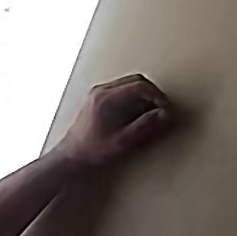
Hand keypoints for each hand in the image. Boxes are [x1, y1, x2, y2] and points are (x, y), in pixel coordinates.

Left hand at [55, 74, 174, 167]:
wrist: (72, 156)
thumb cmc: (94, 149)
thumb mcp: (124, 140)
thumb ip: (146, 125)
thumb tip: (164, 113)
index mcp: (106, 99)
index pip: (139, 85)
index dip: (157, 94)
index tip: (165, 106)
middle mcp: (100, 91)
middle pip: (136, 79)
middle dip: (152, 92)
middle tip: (160, 106)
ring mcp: (97, 93)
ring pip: (129, 82)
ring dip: (144, 93)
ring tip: (149, 110)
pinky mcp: (97, 97)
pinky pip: (121, 88)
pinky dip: (134, 95)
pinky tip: (136, 110)